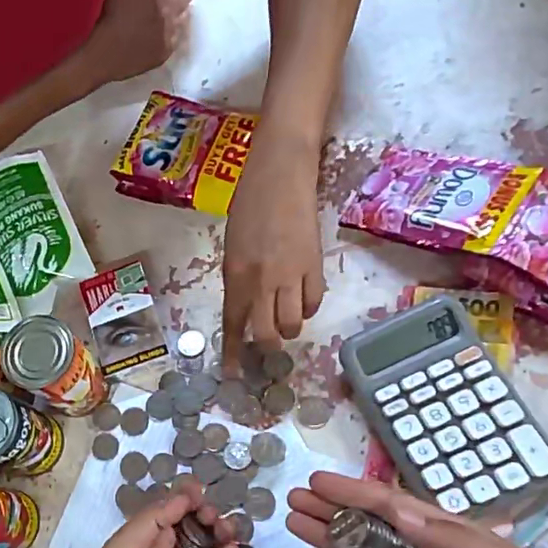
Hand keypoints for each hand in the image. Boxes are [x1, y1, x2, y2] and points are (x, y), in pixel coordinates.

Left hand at [64, 480, 241, 547]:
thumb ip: (151, 520)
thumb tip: (181, 497)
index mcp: (142, 539)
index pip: (168, 509)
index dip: (183, 496)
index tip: (198, 487)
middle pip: (193, 521)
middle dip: (204, 510)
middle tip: (209, 510)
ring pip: (212, 540)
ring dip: (221, 527)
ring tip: (222, 527)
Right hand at [78, 0, 194, 85]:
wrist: (95, 53)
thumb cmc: (97, 12)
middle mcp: (167, 5)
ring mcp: (169, 31)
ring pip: (184, 16)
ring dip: (175, 14)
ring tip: (159, 18)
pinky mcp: (165, 52)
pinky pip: (176, 39)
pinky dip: (169, 35)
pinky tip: (154, 36)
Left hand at [220, 134, 325, 373]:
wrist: (281, 172)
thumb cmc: (249, 202)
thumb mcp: (232, 246)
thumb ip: (237, 279)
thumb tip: (245, 307)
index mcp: (235, 275)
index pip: (233, 324)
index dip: (233, 353)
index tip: (232, 375)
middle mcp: (261, 280)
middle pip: (265, 333)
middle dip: (266, 346)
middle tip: (268, 343)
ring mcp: (289, 274)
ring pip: (292, 322)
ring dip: (289, 326)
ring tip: (286, 314)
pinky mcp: (314, 264)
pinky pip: (314, 301)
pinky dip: (309, 306)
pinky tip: (303, 297)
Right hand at [286, 472, 547, 547]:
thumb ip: (447, 537)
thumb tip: (394, 509)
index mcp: (451, 534)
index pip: (395, 505)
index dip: (357, 491)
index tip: (320, 481)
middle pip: (371, 524)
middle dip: (333, 508)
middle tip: (295, 496)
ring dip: (328, 536)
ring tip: (293, 520)